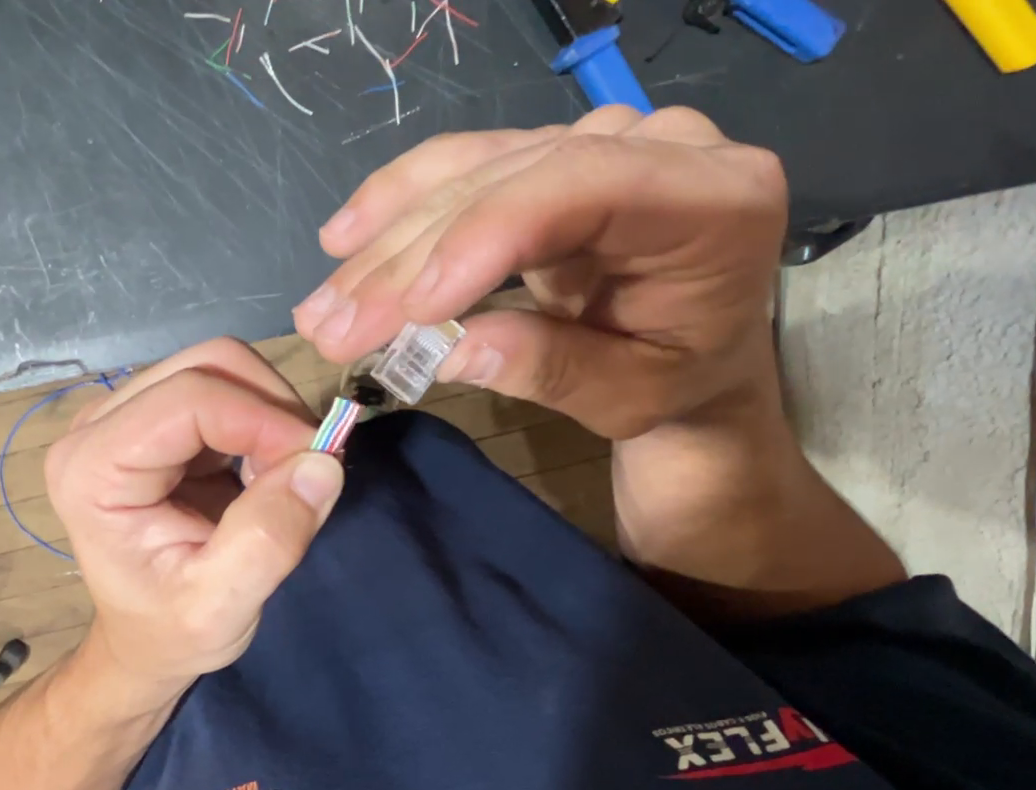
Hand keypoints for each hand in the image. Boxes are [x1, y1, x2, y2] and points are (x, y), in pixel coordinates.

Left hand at [45, 339, 344, 704]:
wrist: (146, 641)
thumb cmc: (169, 632)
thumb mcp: (219, 607)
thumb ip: (267, 538)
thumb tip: (323, 464)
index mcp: (92, 470)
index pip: (188, 398)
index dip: (263, 419)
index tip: (318, 464)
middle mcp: (99, 427)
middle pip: (206, 364)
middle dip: (272, 410)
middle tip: (306, 471)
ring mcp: (128, 416)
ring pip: (222, 368)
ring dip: (272, 415)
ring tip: (284, 479)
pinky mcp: (158, 420)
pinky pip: (227, 390)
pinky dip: (264, 423)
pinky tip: (266, 474)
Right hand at [292, 107, 787, 440]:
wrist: (693, 361)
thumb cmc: (677, 386)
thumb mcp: (629, 398)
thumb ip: (553, 369)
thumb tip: (451, 352)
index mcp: (712, 202)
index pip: (581, 188)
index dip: (484, 238)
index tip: (411, 308)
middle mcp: (655, 149)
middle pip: (507, 183)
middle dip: (408, 261)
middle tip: (335, 328)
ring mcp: (597, 144)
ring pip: (469, 175)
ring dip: (384, 245)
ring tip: (323, 308)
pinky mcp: (547, 160)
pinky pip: (462, 167)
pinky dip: (398, 207)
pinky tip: (345, 237)